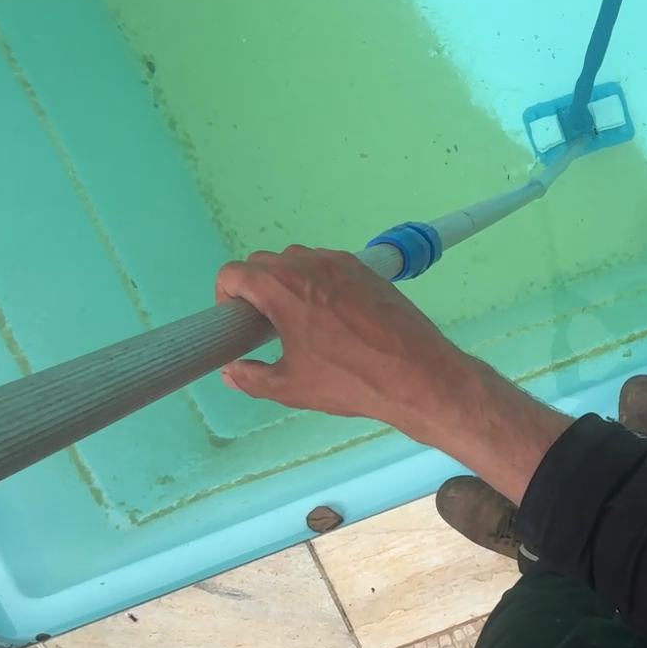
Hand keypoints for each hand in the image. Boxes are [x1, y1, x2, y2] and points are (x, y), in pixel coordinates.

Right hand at [214, 246, 569, 502]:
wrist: (419, 373)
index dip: (227, 296)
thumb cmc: (353, 379)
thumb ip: (252, 378)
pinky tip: (336, 314)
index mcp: (282, 287)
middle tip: (268, 322)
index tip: (239, 320)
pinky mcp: (372, 272)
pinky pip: (335, 266)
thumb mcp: (292, 387)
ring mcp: (346, 265)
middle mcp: (312, 265)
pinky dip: (325, 281)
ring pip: (303, 260)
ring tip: (303, 318)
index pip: (234, 272)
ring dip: (293, 281)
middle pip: (267, 262)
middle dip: (258, 287)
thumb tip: (233, 373)